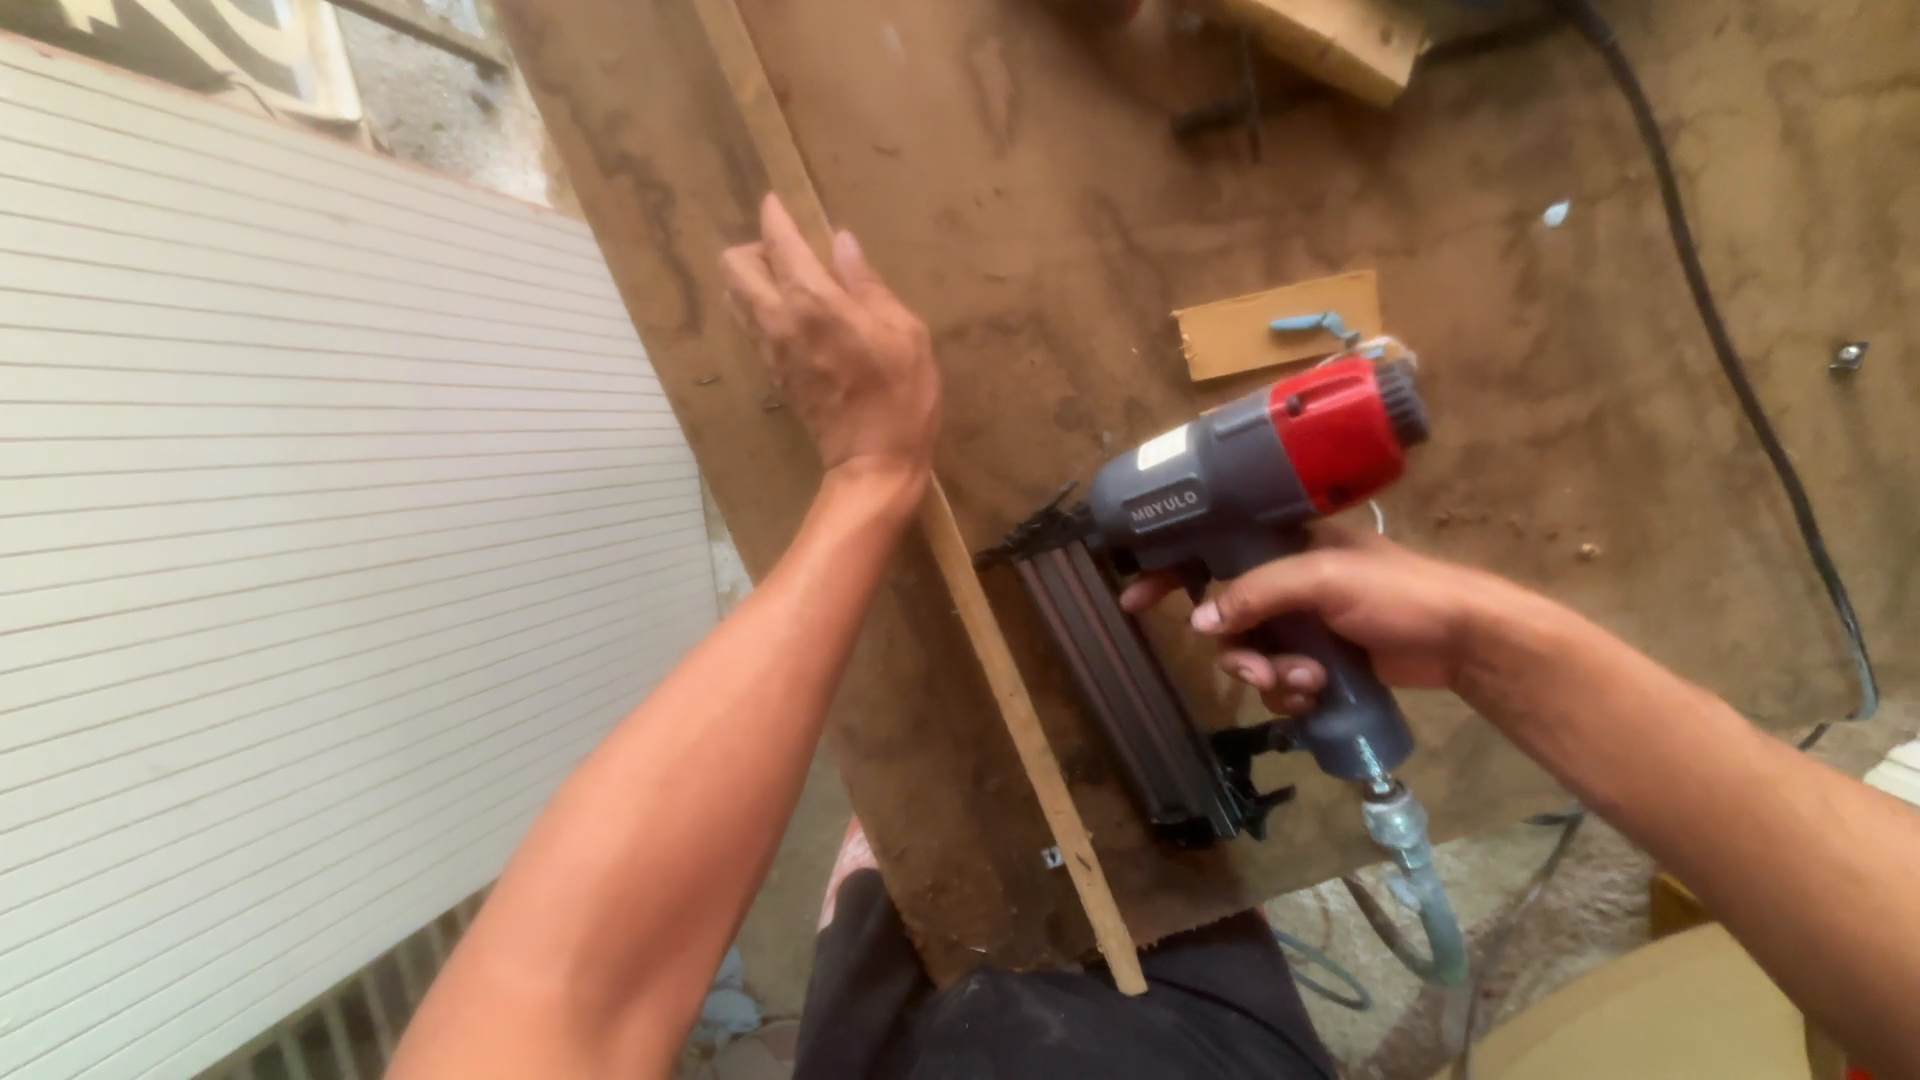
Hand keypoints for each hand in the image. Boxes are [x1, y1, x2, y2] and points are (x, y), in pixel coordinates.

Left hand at [721, 194, 941, 482]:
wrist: (875, 460)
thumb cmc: (902, 394)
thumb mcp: (904, 331)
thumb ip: (867, 283)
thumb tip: (841, 242)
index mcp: (814, 302)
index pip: (779, 243)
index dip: (775, 217)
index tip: (778, 202)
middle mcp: (779, 320)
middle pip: (734, 266)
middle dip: (755, 248)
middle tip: (792, 253)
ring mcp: (770, 350)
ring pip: (735, 297)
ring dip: (752, 278)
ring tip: (791, 283)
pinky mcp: (773, 374)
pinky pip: (750, 325)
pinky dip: (760, 307)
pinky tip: (794, 315)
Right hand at [1120, 523, 1521, 712]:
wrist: (1464, 640)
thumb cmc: (1398, 591)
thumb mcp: (1324, 578)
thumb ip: (1257, 593)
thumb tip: (1200, 624)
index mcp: (1281, 545)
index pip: (1210, 550)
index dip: (1168, 571)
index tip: (1134, 598)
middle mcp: (1282, 581)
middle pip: (1224, 617)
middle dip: (1236, 649)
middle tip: (1254, 669)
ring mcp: (1298, 622)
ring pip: (1247, 653)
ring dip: (1268, 674)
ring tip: (1307, 681)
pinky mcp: (1316, 658)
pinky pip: (1276, 678)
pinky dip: (1290, 690)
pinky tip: (1318, 691)